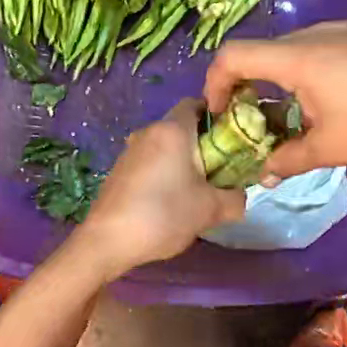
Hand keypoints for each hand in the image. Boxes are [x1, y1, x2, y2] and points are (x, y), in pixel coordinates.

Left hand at [74, 100, 245, 274]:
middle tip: (222, 171)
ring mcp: (130, 152)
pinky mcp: (119, 171)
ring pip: (166, 147)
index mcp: (173, 130)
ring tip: (198, 190)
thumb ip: (235, 198)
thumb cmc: (164, 214)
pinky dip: (166, 173)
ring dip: (184, 162)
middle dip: (205, 144)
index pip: (197, 104)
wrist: (108, 242)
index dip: (218, 117)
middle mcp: (149, 132)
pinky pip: (151, 163)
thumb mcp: (212, 209)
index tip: (233, 140)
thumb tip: (239, 196)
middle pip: (183, 127)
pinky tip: (171, 201)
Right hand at [203, 22, 346, 177]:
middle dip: (252, 89)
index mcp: (299, 57)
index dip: (214, 82)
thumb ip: (290, 159)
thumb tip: (264, 173)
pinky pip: (329, 49)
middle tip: (260, 126)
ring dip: (286, 83)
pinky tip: (343, 103)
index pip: (234, 55)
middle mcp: (318, 32)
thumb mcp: (333, 149)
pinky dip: (315, 74)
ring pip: (299, 52)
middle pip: (266, 53)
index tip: (219, 113)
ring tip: (304, 119)